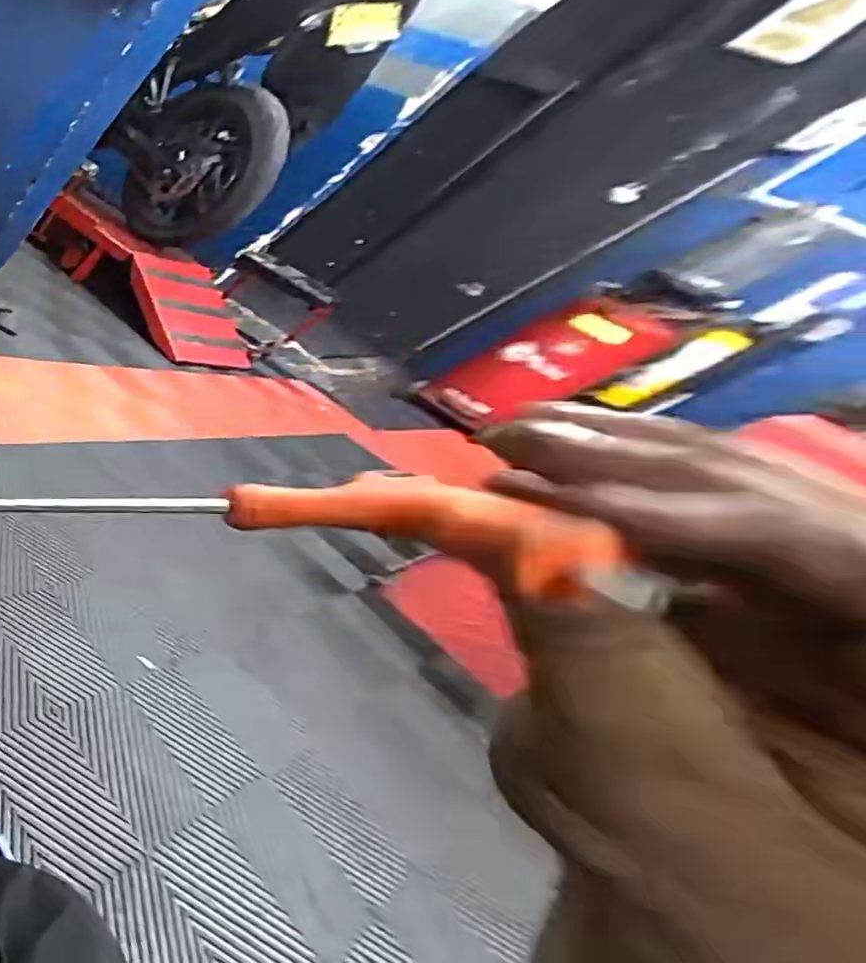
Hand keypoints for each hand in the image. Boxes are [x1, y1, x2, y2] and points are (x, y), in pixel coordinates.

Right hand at [477, 406, 865, 958]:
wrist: (704, 925)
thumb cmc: (708, 898)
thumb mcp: (652, 793)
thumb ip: (595, 662)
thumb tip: (516, 543)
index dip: (725, 522)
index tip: (564, 498)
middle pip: (810, 517)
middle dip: (654, 471)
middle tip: (519, 439)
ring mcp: (841, 623)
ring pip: (753, 507)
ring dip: (624, 464)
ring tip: (521, 435)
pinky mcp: (768, 616)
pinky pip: (697, 535)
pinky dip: (608, 495)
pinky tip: (546, 469)